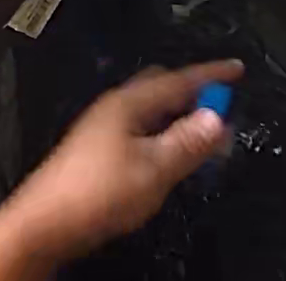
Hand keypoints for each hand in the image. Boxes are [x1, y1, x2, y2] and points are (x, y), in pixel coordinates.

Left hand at [0, 60, 243, 261]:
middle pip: (161, 85)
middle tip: (222, 100)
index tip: (237, 67)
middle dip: (193, 88)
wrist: (47, 218)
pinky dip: (164, 126)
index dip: (210, 74)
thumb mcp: (152, 170)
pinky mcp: (100, 143)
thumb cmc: (102, 190)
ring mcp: (106, 121)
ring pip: (151, 104)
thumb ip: (185, 143)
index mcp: (130, 101)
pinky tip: (170, 148)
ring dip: (178, 110)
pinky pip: (142, 121)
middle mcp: (117, 103)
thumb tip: (217, 116)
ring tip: (203, 125)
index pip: (178, 80)